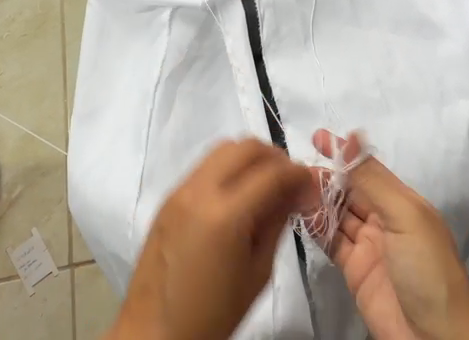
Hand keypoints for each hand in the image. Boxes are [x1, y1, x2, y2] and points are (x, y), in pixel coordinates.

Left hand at [106, 139, 319, 339]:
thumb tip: (295, 192)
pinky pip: (204, 166)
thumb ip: (277, 222)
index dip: (299, 173)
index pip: (272, 173)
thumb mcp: (257, 272)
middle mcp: (200, 191)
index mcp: (225, 214)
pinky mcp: (168, 197)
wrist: (155, 331)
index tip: (312, 185)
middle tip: (290, 181)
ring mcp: (180, 190)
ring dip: (250, 158)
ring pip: (222, 149)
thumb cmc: (214, 313)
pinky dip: (228, 168)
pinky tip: (238, 194)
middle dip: (275, 157)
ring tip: (266, 184)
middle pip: (246, 147)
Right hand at [315, 129, 468, 339]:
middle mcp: (386, 220)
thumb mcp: (405, 217)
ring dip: (317, 199)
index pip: (368, 170)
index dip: (344, 153)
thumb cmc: (428, 270)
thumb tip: (352, 137)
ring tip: (290, 186)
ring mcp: (370, 247)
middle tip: (294, 166)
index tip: (317, 136)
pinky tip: (298, 212)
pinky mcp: (355, 271)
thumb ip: (373, 180)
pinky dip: (316, 227)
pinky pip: (331, 241)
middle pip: (350, 191)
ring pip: (338, 214)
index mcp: (403, 203)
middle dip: (325, 176)